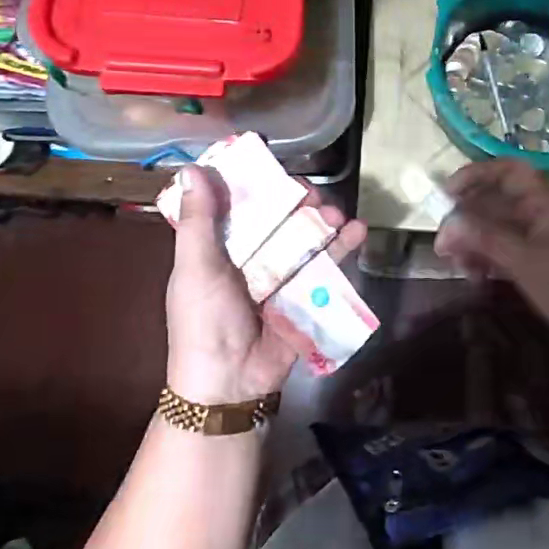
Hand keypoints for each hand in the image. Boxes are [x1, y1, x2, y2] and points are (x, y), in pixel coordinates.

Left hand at [164, 166, 366, 405]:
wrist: (229, 383)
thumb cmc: (204, 321)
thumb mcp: (194, 267)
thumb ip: (197, 220)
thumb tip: (190, 167)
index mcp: (219, 246)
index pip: (239, 203)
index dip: (257, 182)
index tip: (273, 164)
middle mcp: (250, 256)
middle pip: (278, 216)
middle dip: (297, 201)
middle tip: (311, 194)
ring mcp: (279, 275)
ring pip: (305, 236)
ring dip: (323, 219)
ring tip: (336, 213)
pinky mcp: (304, 294)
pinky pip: (325, 265)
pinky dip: (343, 246)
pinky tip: (358, 230)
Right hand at [433, 159, 548, 358]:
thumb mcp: (526, 265)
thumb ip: (486, 239)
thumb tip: (448, 222)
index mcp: (547, 205)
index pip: (508, 171)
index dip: (475, 175)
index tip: (447, 197)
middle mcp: (548, 215)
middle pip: (500, 202)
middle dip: (468, 221)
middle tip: (444, 249)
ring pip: (504, 229)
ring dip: (478, 243)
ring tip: (460, 269)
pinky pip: (515, 249)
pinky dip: (494, 259)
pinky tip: (480, 279)